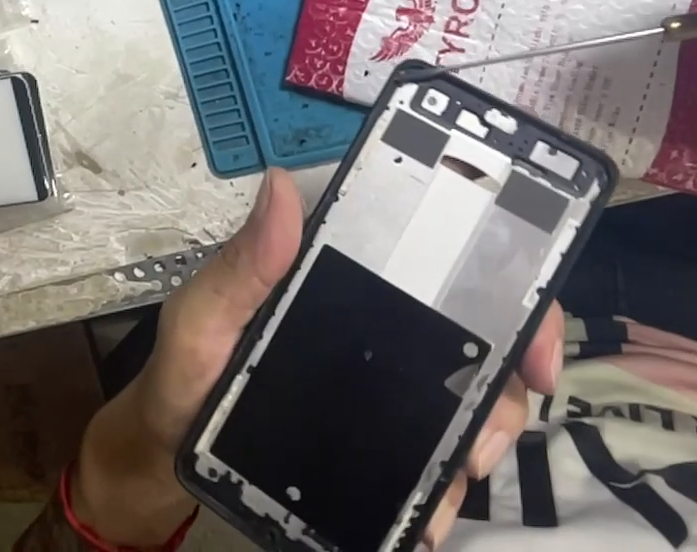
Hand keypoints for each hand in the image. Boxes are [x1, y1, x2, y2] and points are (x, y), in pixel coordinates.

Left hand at [72, 168, 565, 548]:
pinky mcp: (375, 432)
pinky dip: (447, 481)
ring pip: (466, 394)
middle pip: (470, 329)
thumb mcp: (202, 317)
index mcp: (335, 273)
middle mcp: (369, 318)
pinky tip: (431, 510)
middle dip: (506, 376)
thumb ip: (241, 265)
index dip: (495, 275)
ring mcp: (378, 377)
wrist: (169, 454)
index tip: (527, 328)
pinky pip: (432, 451)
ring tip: (454, 477)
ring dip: (481, 435)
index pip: (425, 252)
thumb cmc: (184, 372)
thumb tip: (281, 186)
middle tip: (484, 430)